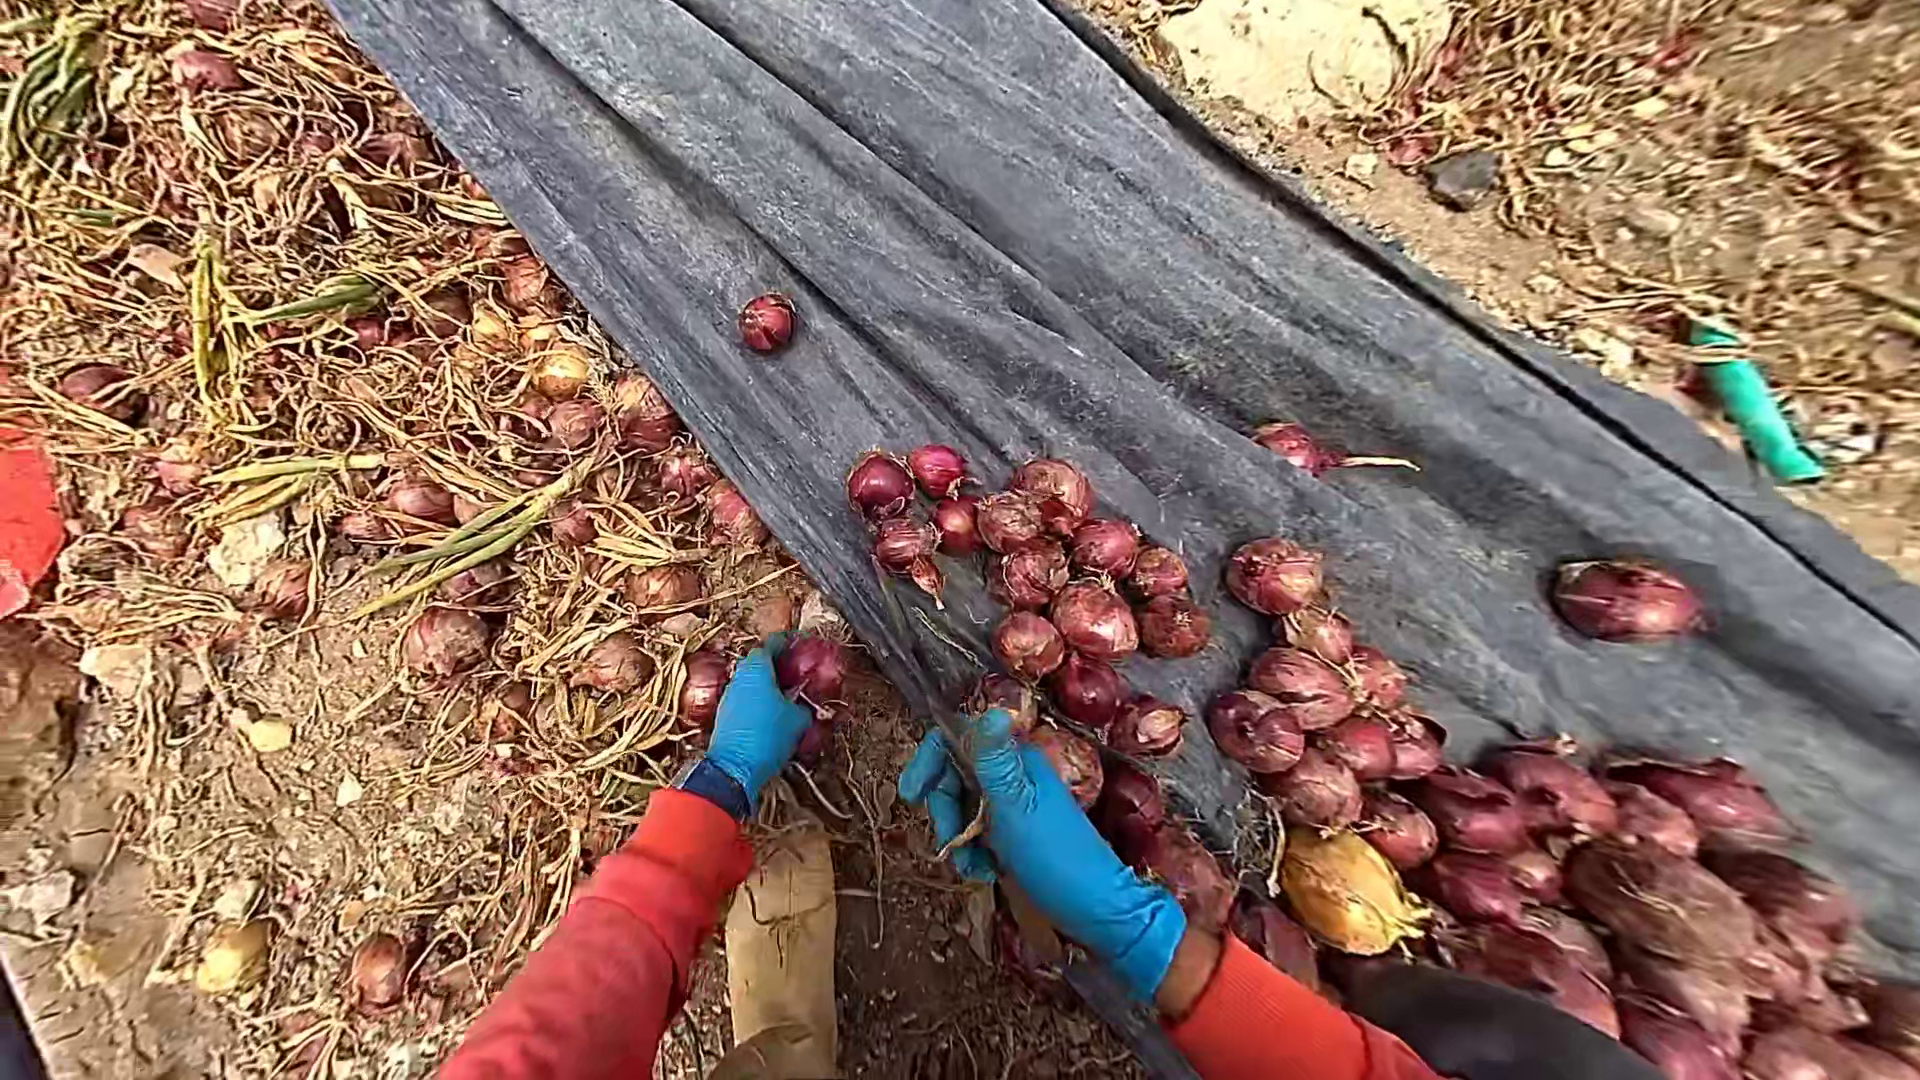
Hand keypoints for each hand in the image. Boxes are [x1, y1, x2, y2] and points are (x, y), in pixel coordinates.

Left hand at [703, 635, 814, 810]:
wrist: (733, 770)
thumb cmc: (766, 736)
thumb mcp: (798, 719)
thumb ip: (803, 704)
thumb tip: (805, 703)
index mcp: (757, 670)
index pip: (772, 644)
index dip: (788, 642)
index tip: (800, 644)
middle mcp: (739, 678)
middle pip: (759, 661)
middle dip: (778, 664)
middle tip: (797, 669)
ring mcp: (729, 697)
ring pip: (751, 681)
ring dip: (768, 683)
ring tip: (788, 692)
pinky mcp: (725, 716)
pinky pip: (745, 698)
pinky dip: (759, 699)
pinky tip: (774, 712)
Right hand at [898, 709, 1186, 1000]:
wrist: (1099, 913)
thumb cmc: (1056, 858)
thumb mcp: (1016, 807)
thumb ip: (994, 760)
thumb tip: (990, 708)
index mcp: (1016, 757)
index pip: (959, 736)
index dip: (930, 759)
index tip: (911, 795)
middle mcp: (1012, 771)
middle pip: (954, 773)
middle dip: (944, 809)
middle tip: (951, 844)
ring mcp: (1012, 801)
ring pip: (961, 804)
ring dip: (956, 836)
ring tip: (972, 866)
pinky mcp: (1012, 830)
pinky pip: (976, 830)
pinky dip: (972, 851)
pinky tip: (984, 872)